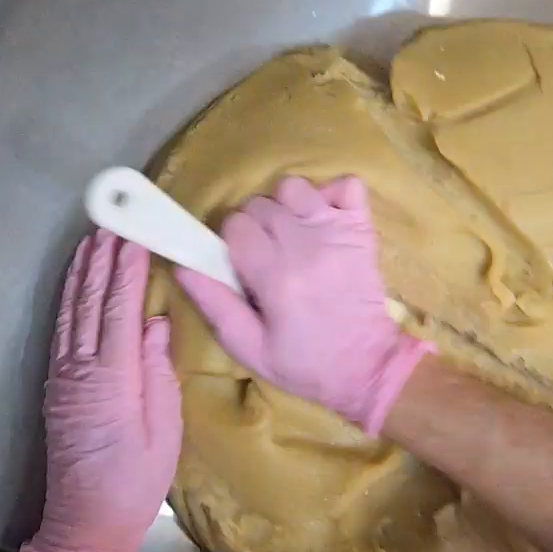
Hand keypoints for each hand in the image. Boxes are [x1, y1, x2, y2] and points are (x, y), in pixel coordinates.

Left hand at [14, 230, 181, 551]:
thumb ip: (157, 373)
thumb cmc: (135, 482)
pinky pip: (62, 329)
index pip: (120, 310)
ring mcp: (63, 376)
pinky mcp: (56, 384)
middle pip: (92, 302)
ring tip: (92, 238)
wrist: (84, 526)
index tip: (135, 235)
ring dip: (82, 272)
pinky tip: (75, 282)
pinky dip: (68, 298)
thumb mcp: (163, 432)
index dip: (128, 269)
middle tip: (113, 221)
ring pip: (72, 311)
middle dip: (102, 259)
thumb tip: (154, 322)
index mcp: (112, 379)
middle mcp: (81, 369)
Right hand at [174, 175, 433, 434]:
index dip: (231, 241)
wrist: (369, 366)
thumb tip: (183, 266)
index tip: (240, 263)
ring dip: (286, 205)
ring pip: (294, 187)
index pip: (235, 225)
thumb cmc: (306, 363)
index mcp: (275, 276)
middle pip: (260, 204)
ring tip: (292, 233)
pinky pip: (348, 185)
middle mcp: (305, 244)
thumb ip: (215, 304)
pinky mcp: (362, 227)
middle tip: (264, 254)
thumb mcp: (250, 348)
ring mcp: (337, 230)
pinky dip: (333, 193)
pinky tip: (325, 217)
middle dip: (254, 225)